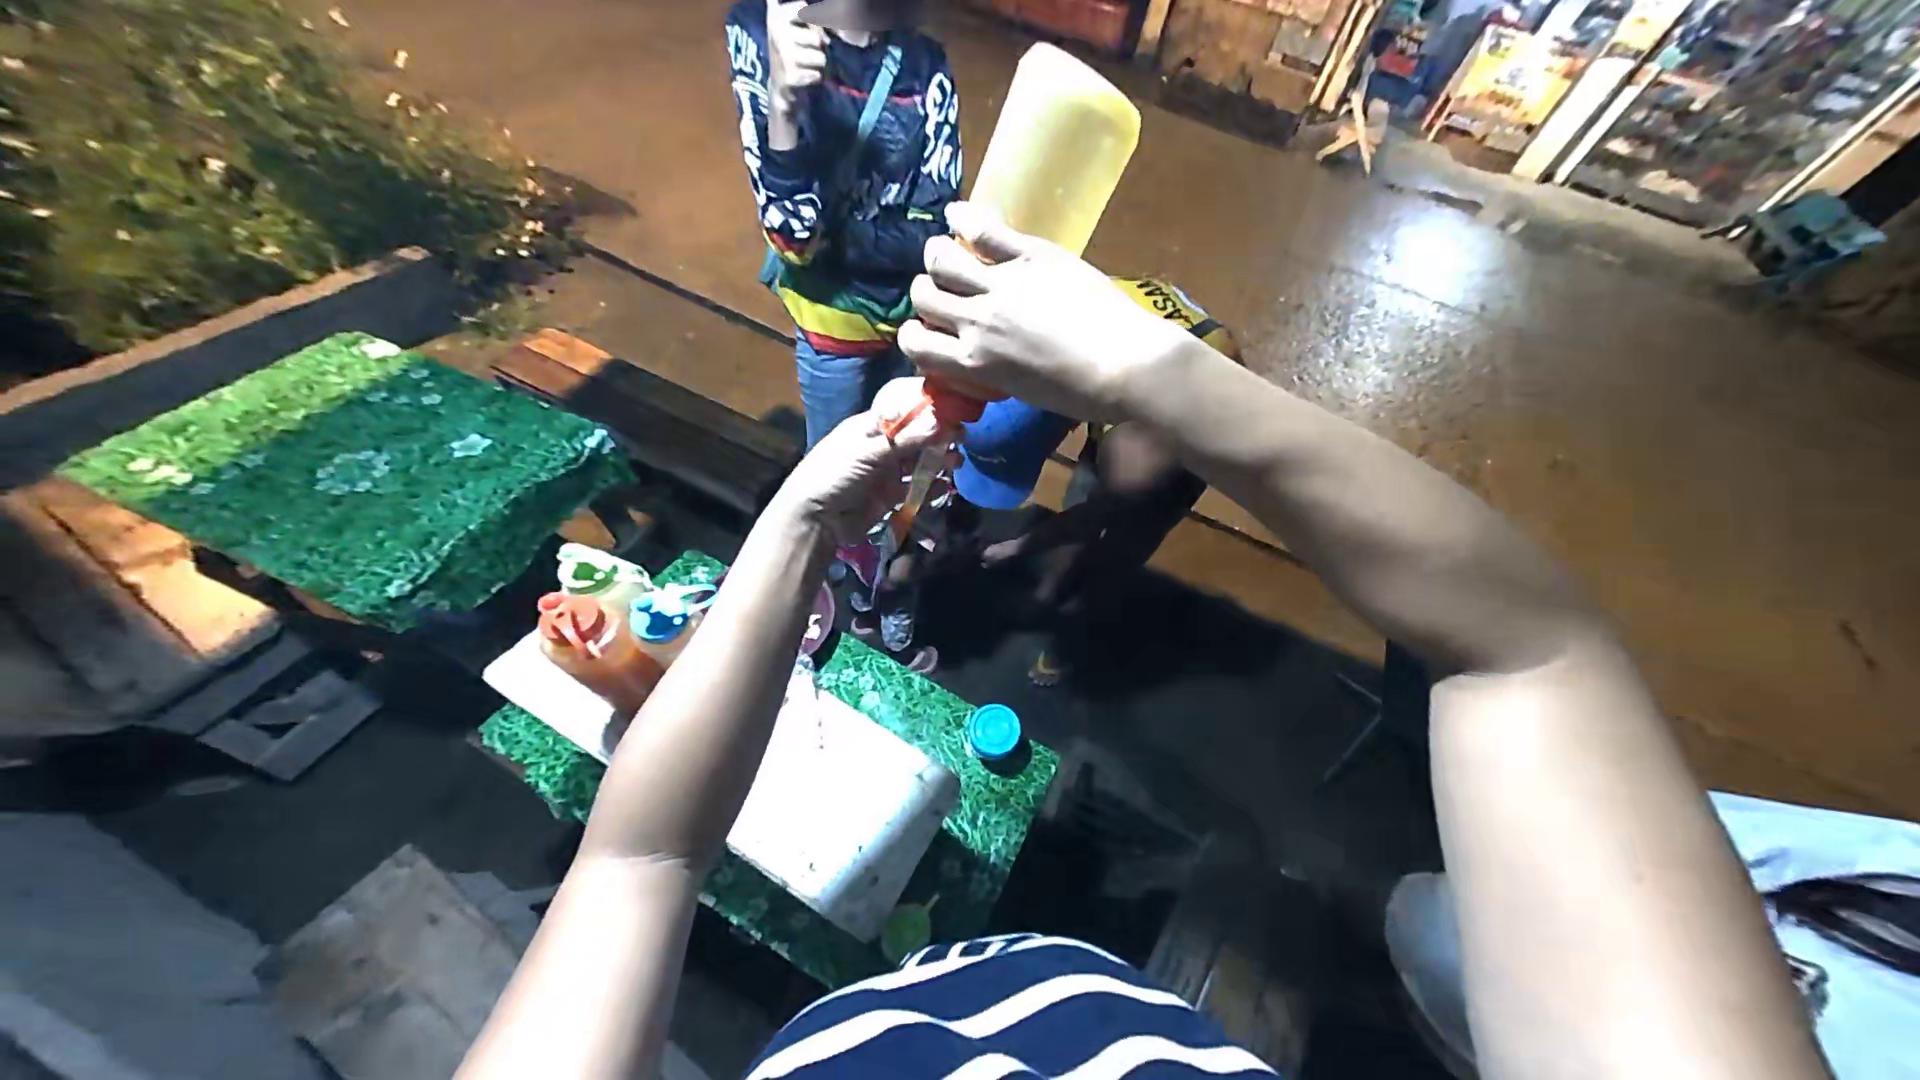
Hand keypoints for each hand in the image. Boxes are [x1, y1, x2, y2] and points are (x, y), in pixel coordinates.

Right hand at [766, 0, 826, 109]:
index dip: (817, 21)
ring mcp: (783, 55)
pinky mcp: (791, 76)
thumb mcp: (794, 28)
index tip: (819, 32)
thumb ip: (809, 17)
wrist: (781, 86)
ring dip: (821, 64)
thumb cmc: (792, 53)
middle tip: (813, 53)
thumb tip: (833, 26)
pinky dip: (817, 78)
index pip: (802, 7)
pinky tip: (807, 78)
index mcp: (775, 16)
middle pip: (817, 38)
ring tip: (811, 66)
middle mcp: (777, 32)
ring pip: (820, 57)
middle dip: (821, 48)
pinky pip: (818, 75)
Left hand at [773, 377, 955, 544]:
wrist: (816, 519)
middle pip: (916, 438)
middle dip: (939, 438)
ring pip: (918, 462)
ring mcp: (885, 472)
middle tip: (961, 439)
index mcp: (870, 427)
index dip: (929, 411)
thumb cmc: (835, 474)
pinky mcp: (889, 496)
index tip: (954, 411)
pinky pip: (915, 488)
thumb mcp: (869, 452)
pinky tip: (947, 486)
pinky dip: (932, 487)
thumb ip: (906, 440)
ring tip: (957, 463)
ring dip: (938, 461)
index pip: (904, 412)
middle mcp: (880, 446)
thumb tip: (940, 422)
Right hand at [898, 202, 1195, 423]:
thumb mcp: (1017, 391)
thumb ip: (986, 368)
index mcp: (972, 363)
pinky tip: (957, 215)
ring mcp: (1000, 284)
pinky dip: (963, 217)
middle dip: (929, 293)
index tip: (933, 331)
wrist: (1125, 365)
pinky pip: (983, 229)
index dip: (917, 333)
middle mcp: (975, 322)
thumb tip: (974, 352)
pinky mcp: (1029, 255)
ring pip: (940, 258)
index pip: (914, 341)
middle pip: (923, 294)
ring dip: (938, 256)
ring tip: (950, 255)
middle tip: (949, 293)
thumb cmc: (1076, 392)